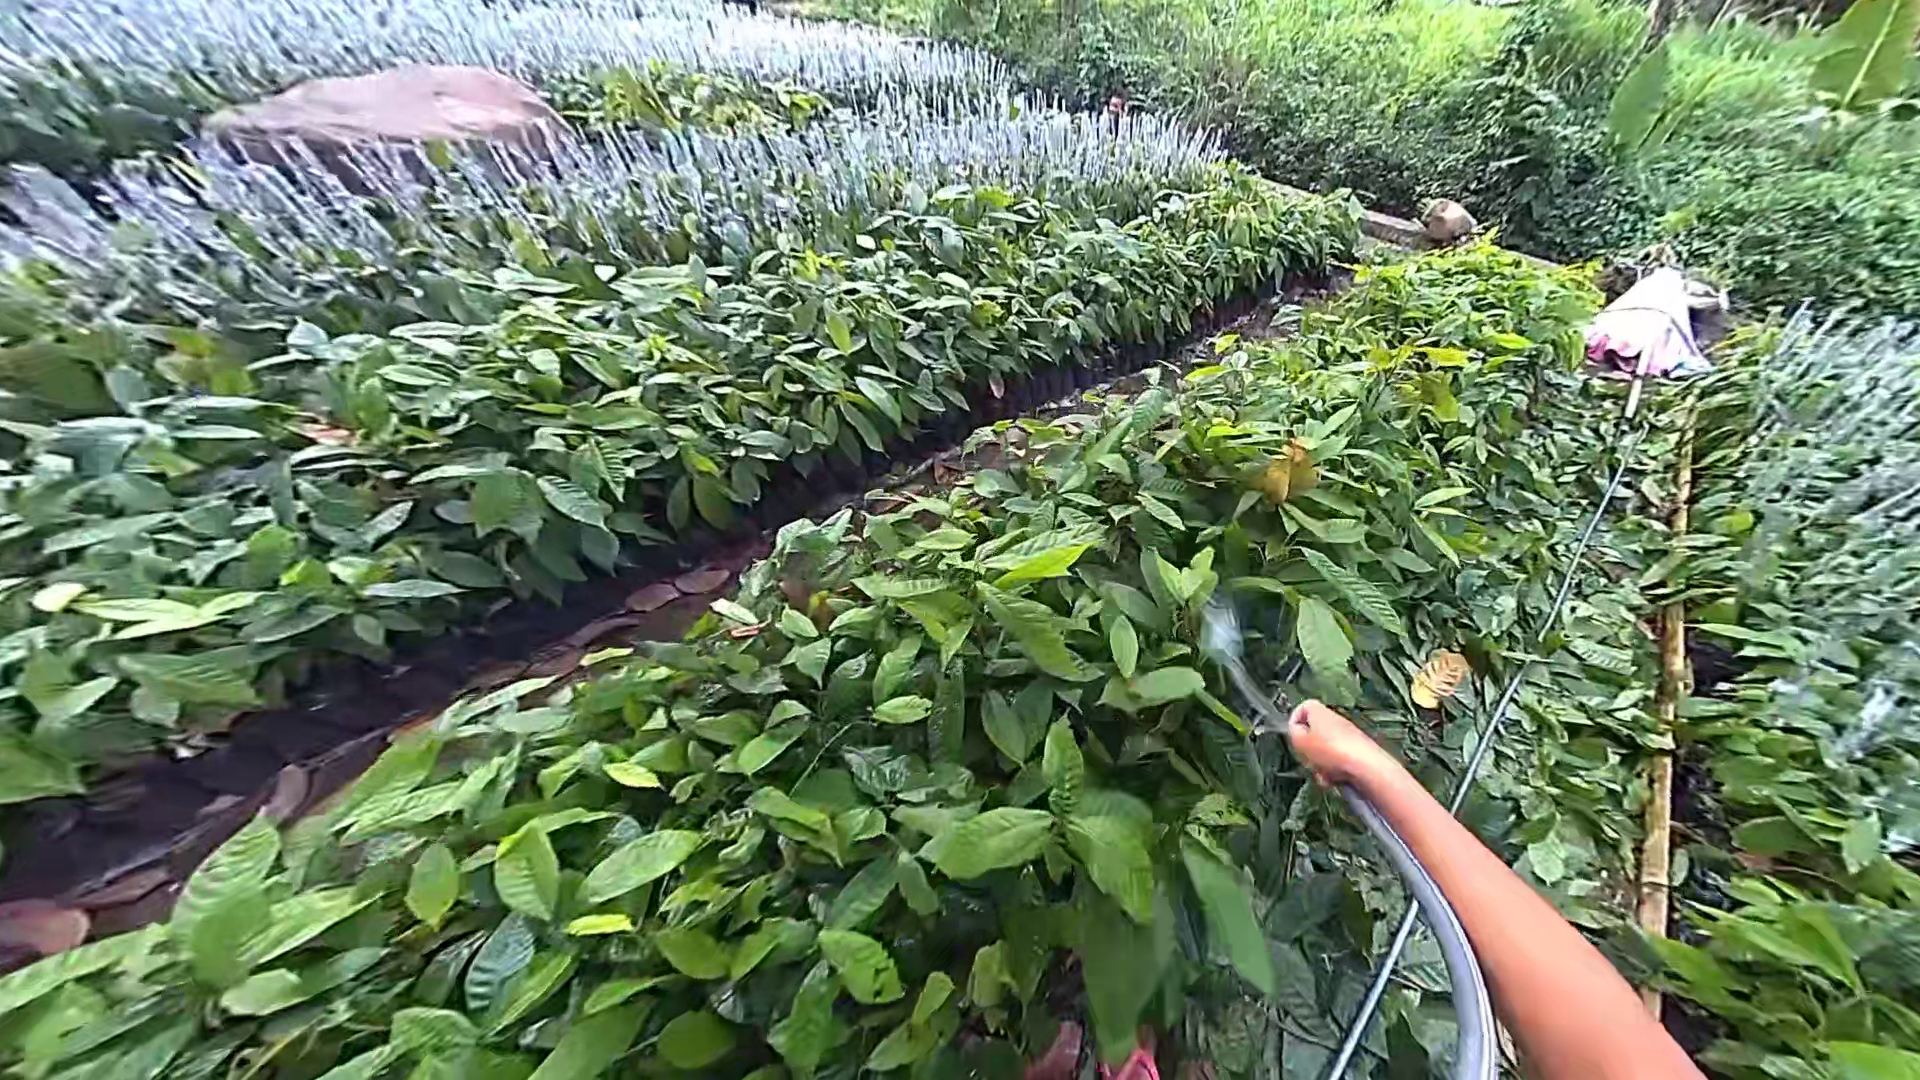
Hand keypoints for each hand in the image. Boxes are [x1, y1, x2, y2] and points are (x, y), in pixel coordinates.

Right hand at [1285, 700, 1401, 788]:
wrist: (1371, 770)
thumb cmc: (1331, 751)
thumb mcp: (1300, 741)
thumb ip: (1292, 733)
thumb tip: (1297, 731)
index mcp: (1320, 712)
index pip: (1302, 707)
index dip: (1295, 721)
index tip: (1294, 737)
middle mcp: (1337, 721)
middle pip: (1314, 732)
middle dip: (1309, 749)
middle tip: (1308, 760)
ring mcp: (1351, 737)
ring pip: (1326, 750)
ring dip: (1321, 764)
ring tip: (1324, 775)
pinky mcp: (1362, 754)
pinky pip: (1341, 761)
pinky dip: (1336, 770)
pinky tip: (1337, 781)